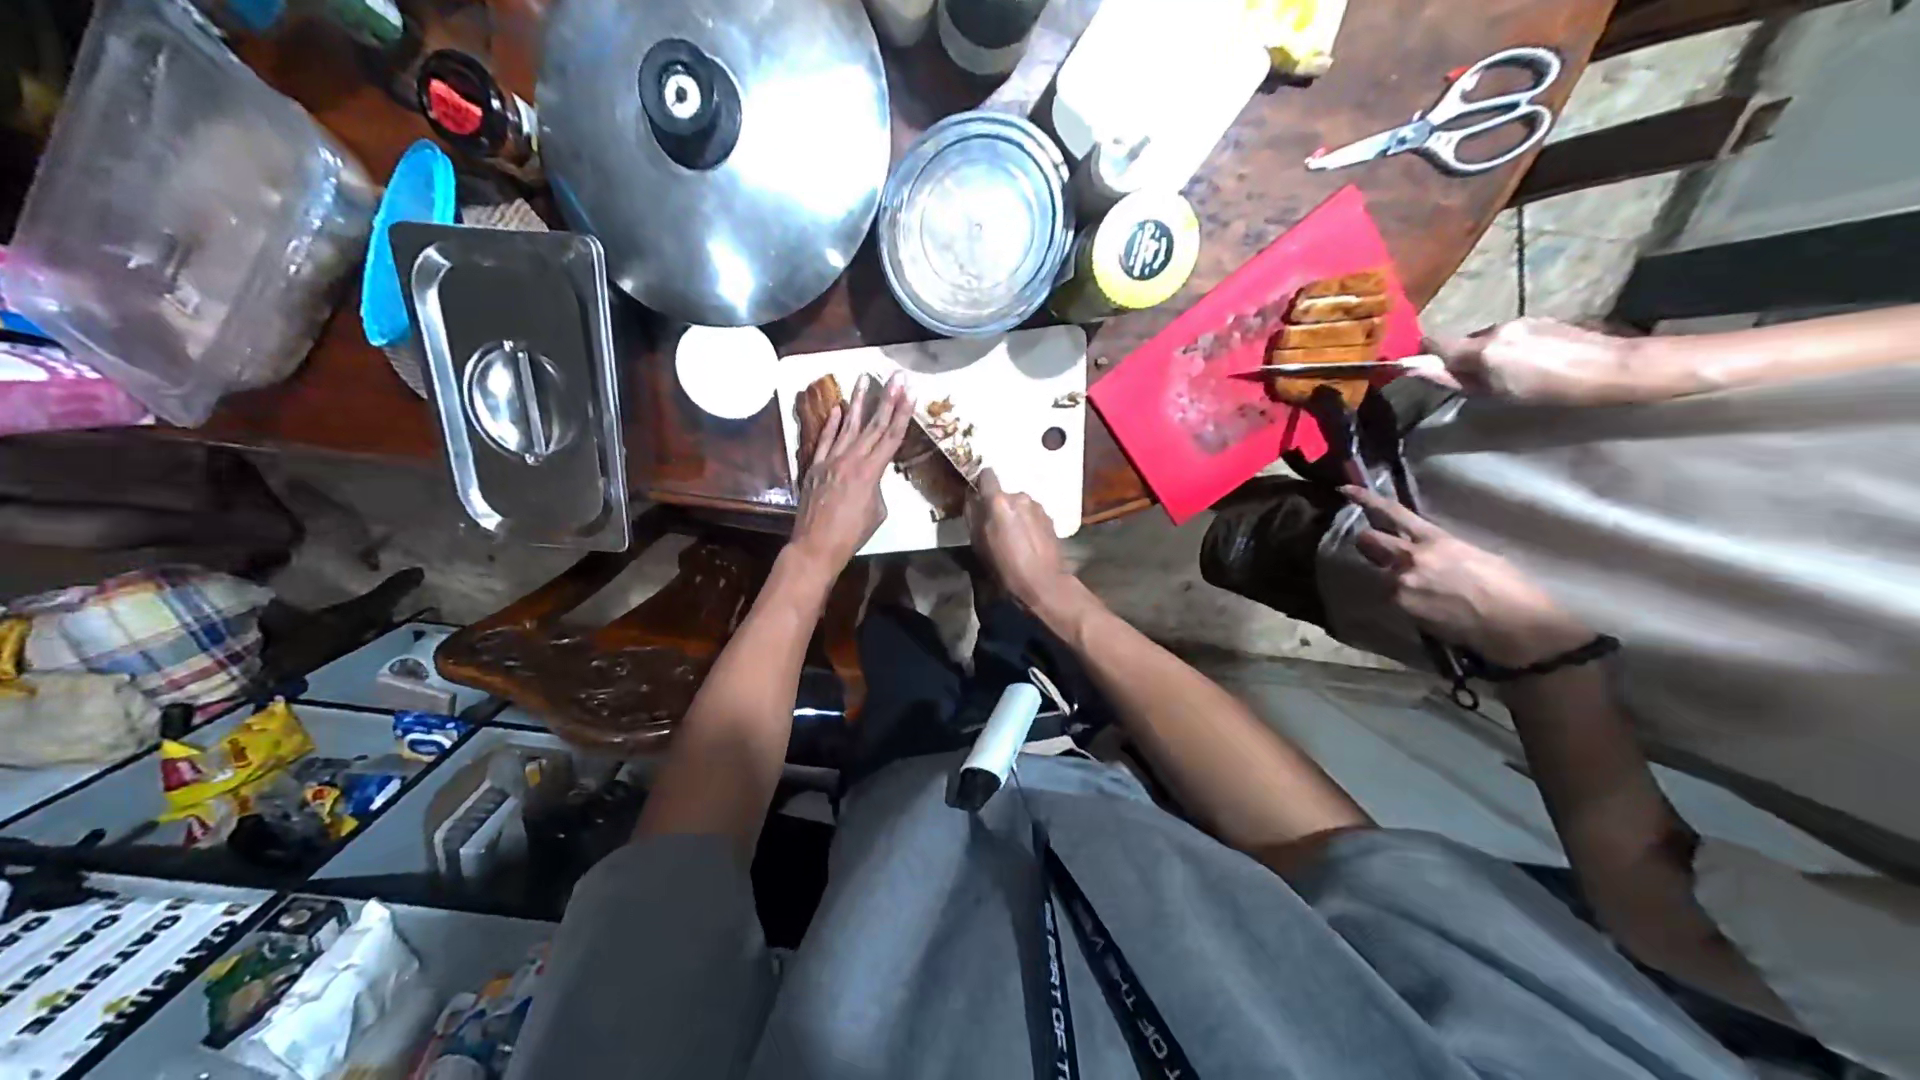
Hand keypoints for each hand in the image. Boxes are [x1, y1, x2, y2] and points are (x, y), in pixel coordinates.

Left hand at [791, 374, 910, 570]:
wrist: (816, 545)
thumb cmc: (852, 534)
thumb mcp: (877, 511)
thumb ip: (877, 486)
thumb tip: (871, 476)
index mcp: (871, 472)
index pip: (891, 436)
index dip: (903, 413)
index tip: (911, 391)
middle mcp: (851, 459)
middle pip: (873, 425)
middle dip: (887, 399)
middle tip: (896, 376)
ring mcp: (831, 460)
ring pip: (848, 426)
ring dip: (858, 401)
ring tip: (864, 378)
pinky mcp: (815, 466)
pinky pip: (825, 440)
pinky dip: (832, 423)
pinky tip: (838, 408)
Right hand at [968, 469, 1072, 611]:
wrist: (1042, 581)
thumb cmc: (1004, 566)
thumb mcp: (978, 543)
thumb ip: (972, 515)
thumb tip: (971, 497)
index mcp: (999, 502)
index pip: (987, 475)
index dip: (982, 483)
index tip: (979, 495)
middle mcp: (1020, 497)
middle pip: (1004, 494)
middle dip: (999, 506)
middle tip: (997, 528)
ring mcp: (1038, 507)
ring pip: (1020, 504)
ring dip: (1015, 514)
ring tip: (1015, 537)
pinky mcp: (1050, 518)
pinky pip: (1032, 514)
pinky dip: (1028, 522)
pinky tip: (1029, 541)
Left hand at [1342, 485, 1591, 666]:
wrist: (1514, 625)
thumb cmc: (1507, 587)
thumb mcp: (1474, 555)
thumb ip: (1440, 550)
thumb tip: (1426, 554)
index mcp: (1435, 539)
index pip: (1393, 513)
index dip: (1366, 499)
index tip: (1345, 489)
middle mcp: (1411, 557)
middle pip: (1368, 540)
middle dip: (1369, 542)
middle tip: (1377, 548)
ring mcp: (1401, 582)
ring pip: (1381, 573)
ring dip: (1393, 577)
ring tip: (1424, 590)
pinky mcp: (1400, 606)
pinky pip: (1392, 597)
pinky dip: (1404, 599)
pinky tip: (1429, 608)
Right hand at [1421, 318, 1641, 405]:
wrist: (1612, 368)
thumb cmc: (1551, 390)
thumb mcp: (1497, 393)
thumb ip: (1455, 379)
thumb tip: (1418, 369)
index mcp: (1482, 349)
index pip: (1434, 342)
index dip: (1425, 355)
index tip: (1427, 369)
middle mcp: (1496, 328)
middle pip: (1463, 341)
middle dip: (1464, 358)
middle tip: (1481, 381)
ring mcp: (1519, 320)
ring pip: (1487, 338)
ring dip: (1488, 354)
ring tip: (1513, 374)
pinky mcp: (1539, 319)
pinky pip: (1509, 334)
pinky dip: (1509, 348)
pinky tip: (1533, 362)